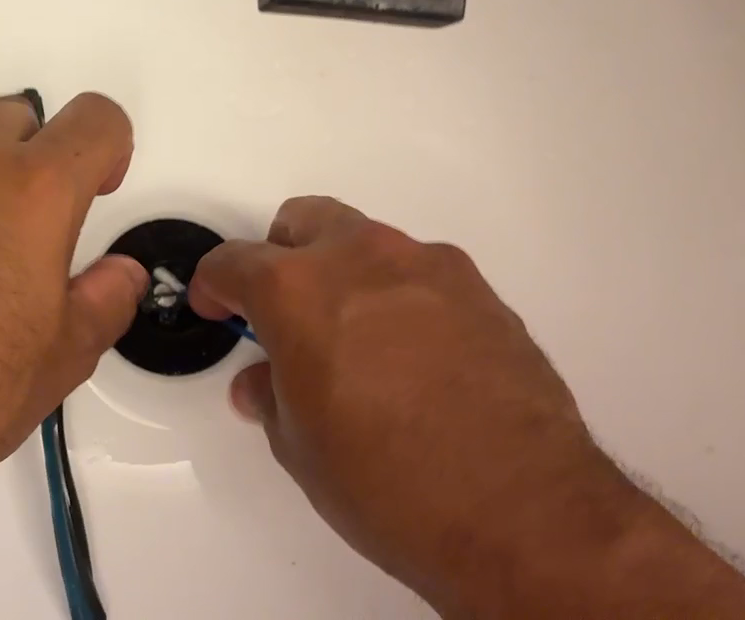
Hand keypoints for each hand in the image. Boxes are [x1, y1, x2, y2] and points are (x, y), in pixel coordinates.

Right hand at [188, 196, 744, 618]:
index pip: (230, 261)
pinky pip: (421, 279)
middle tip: (284, 312)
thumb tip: (267, 382)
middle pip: (302, 221)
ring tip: (356, 341)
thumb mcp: (296, 444)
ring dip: (346, 276)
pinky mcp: (486, 298)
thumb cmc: (385, 481)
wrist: (531, 523)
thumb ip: (271, 392)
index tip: (216, 310)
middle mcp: (359, 258)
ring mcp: (429, 271)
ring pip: (367, 244)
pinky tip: (414, 360)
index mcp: (293, 287)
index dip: (213, 287)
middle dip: (281, 256)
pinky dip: (402, 302)